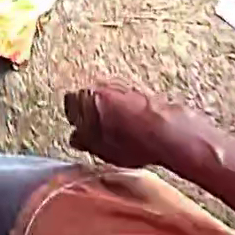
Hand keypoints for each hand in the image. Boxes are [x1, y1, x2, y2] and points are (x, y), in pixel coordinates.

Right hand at [64, 82, 218, 168]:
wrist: (165, 130)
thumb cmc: (131, 140)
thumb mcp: (99, 148)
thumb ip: (83, 140)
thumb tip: (76, 138)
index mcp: (86, 98)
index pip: (69, 103)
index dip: (73, 118)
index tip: (77, 130)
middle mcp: (102, 86)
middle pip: (89, 98)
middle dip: (91, 113)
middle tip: (95, 133)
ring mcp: (122, 87)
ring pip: (108, 98)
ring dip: (109, 112)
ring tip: (116, 134)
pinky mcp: (139, 91)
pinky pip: (124, 101)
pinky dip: (124, 112)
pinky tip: (131, 130)